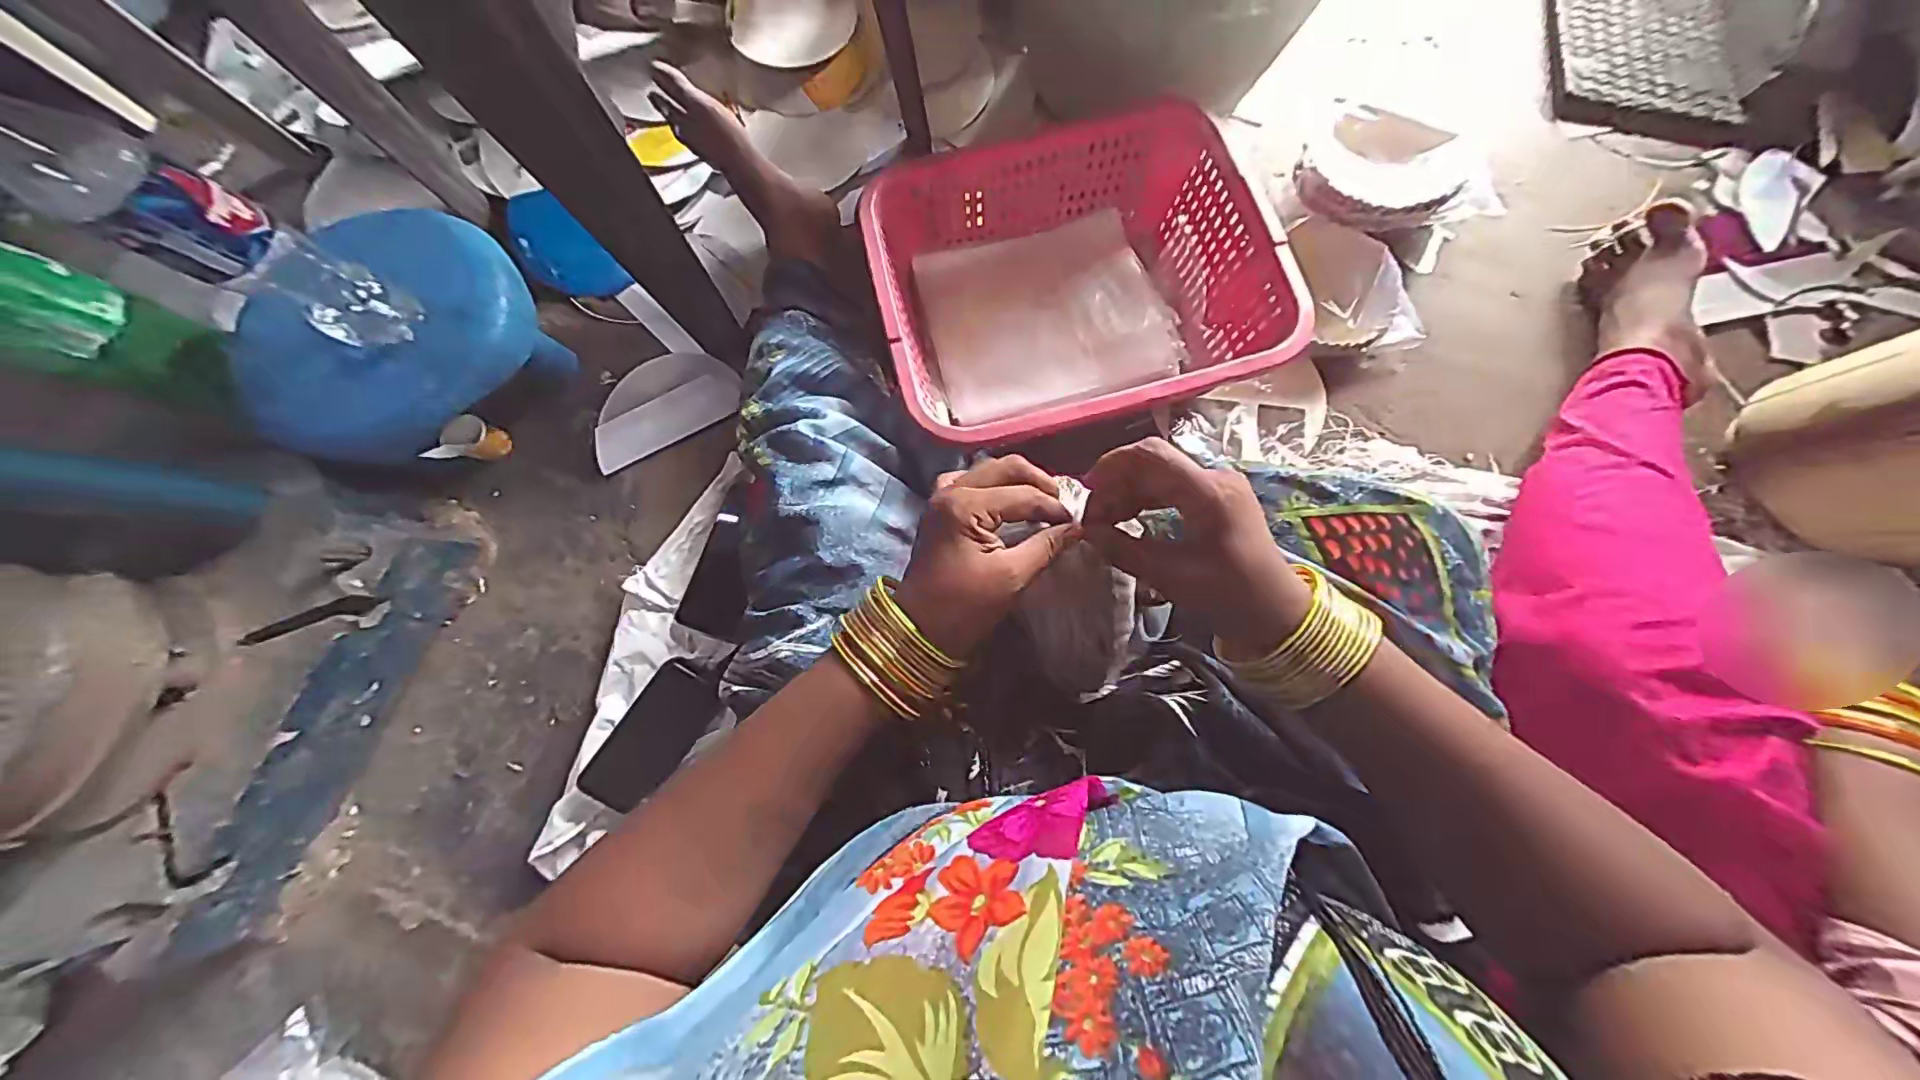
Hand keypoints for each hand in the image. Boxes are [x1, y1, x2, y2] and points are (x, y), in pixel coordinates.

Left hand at [892, 456, 1082, 656]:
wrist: (920, 627)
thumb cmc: (964, 607)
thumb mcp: (1012, 577)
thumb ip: (1046, 546)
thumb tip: (1076, 527)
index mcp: (965, 506)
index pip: (1023, 495)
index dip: (1054, 507)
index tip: (1076, 522)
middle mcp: (950, 491)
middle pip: (1006, 467)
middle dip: (1039, 483)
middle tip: (1062, 504)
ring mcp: (941, 496)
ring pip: (988, 470)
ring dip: (1017, 480)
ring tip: (1040, 502)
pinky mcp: (939, 507)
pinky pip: (970, 481)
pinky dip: (993, 486)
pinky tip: (1007, 501)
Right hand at [1082, 438, 1310, 654]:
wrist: (1274, 609)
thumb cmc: (1228, 596)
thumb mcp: (1170, 576)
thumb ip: (1124, 550)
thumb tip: (1088, 533)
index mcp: (1208, 493)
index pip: (1150, 455)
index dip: (1111, 467)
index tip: (1088, 494)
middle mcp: (1214, 477)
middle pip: (1151, 462)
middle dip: (1115, 484)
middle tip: (1095, 519)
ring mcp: (1217, 483)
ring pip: (1157, 471)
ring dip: (1127, 491)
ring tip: (1107, 522)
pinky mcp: (1216, 494)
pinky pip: (1171, 483)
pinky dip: (1144, 496)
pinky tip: (1128, 517)